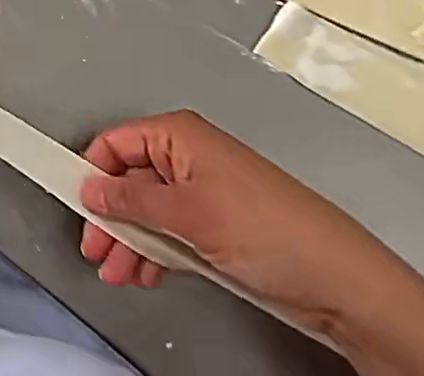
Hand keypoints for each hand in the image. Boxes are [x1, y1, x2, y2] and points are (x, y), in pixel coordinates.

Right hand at [77, 110, 409, 329]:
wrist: (348, 287)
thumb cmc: (280, 235)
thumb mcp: (189, 215)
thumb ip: (131, 202)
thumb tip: (92, 191)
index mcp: (180, 136)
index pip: (115, 143)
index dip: (92, 173)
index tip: (75, 200)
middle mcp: (190, 157)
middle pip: (128, 180)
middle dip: (109, 217)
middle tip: (96, 246)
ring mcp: (204, 191)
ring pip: (147, 210)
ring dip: (129, 242)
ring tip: (119, 270)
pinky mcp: (218, 223)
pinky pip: (170, 230)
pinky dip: (154, 251)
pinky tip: (145, 272)